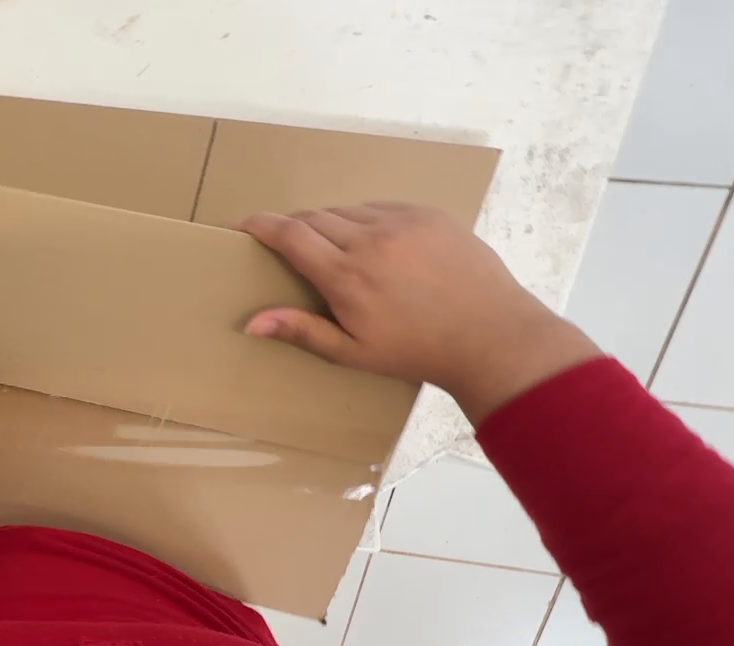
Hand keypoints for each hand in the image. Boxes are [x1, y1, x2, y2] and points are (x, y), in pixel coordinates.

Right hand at [238, 203, 603, 421]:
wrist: (489, 334)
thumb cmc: (412, 350)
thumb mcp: (348, 351)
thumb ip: (300, 331)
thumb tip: (252, 323)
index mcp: (346, 275)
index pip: (292, 235)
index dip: (262, 225)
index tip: (244, 224)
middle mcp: (371, 239)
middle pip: (314, 217)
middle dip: (292, 227)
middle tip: (283, 245)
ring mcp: (403, 222)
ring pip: (346, 210)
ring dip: (327, 224)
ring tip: (327, 247)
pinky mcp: (429, 214)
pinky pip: (380, 207)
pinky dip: (361, 219)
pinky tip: (366, 243)